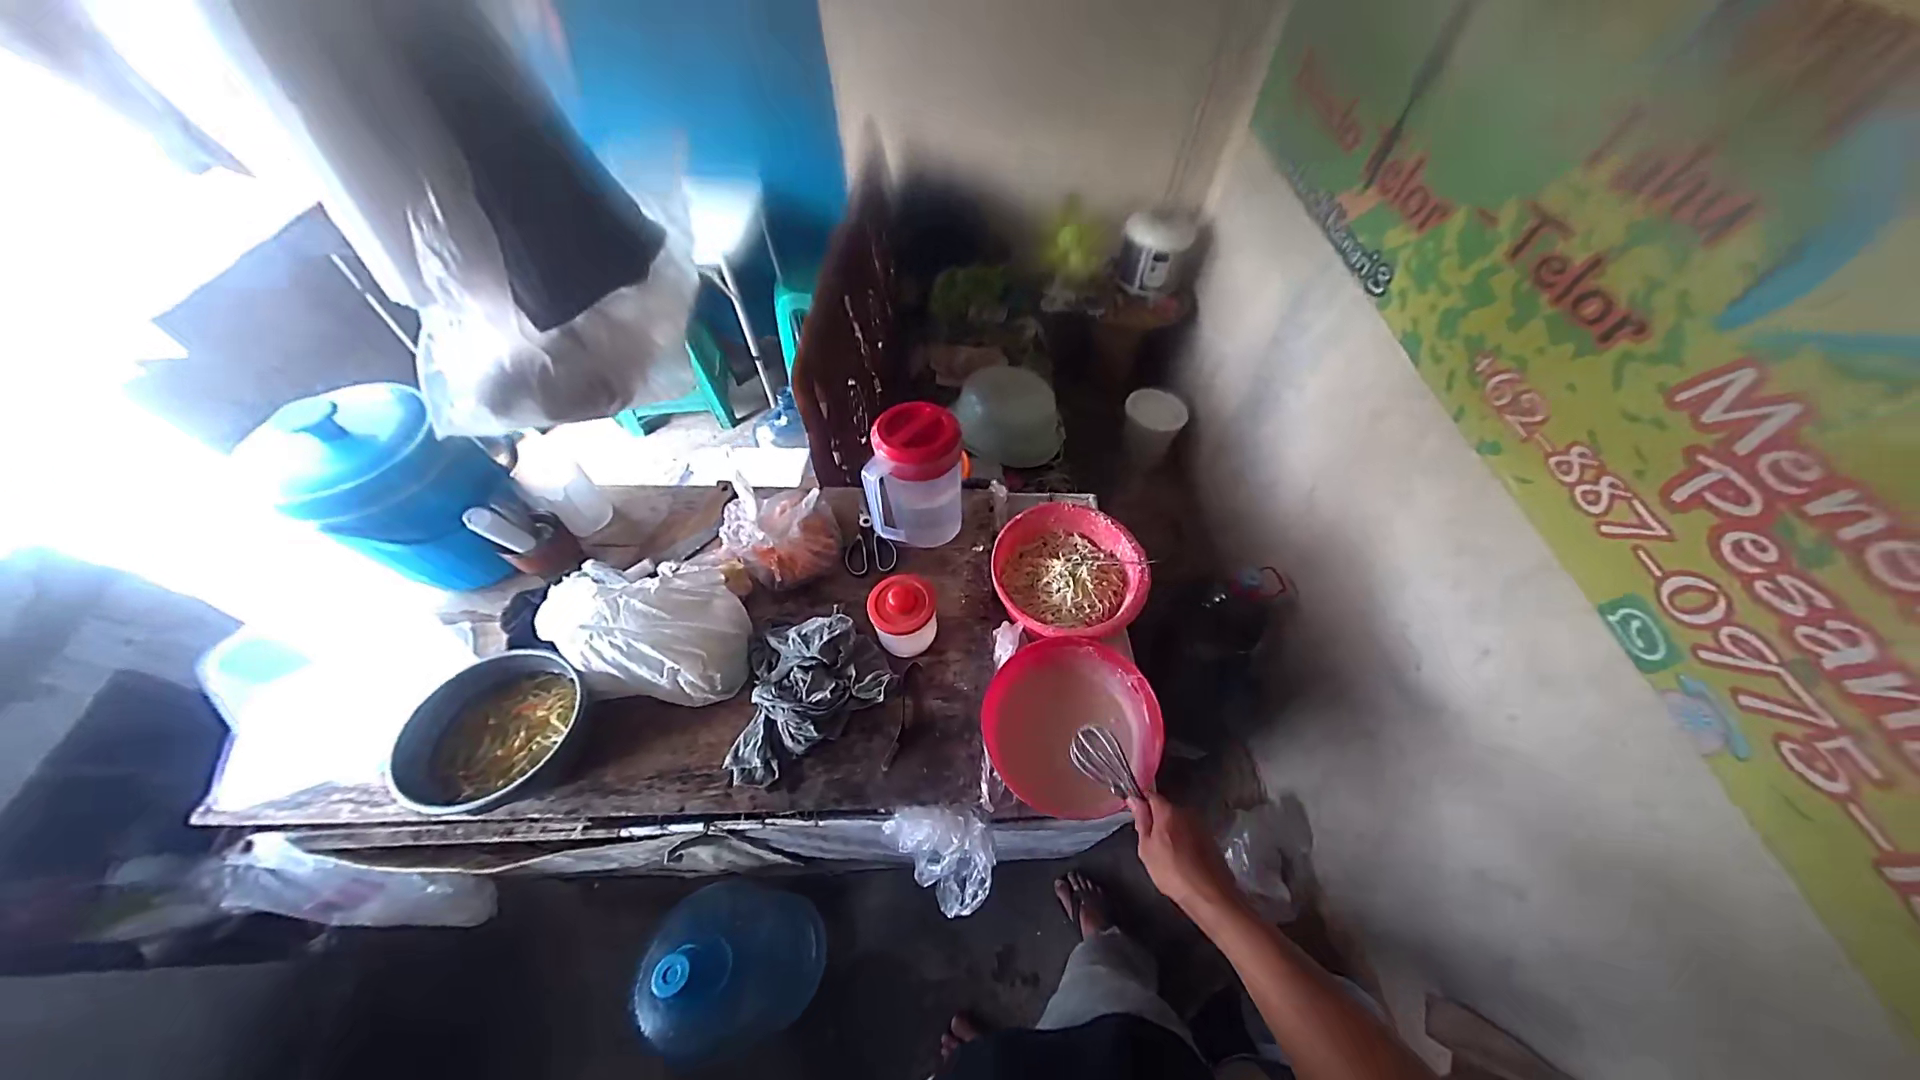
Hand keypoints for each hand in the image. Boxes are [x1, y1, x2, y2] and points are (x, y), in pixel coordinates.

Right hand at [1128, 792, 1245, 920]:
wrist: (1209, 895)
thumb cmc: (1171, 872)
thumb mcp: (1147, 848)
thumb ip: (1141, 820)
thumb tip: (1134, 799)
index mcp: (1168, 811)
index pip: (1151, 795)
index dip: (1141, 803)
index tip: (1136, 817)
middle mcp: (1186, 812)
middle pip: (1166, 808)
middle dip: (1156, 820)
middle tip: (1149, 842)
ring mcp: (1200, 825)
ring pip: (1178, 822)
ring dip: (1171, 831)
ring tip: (1166, 854)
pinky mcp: (1210, 839)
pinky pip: (1190, 833)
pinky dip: (1183, 841)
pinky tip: (1181, 859)